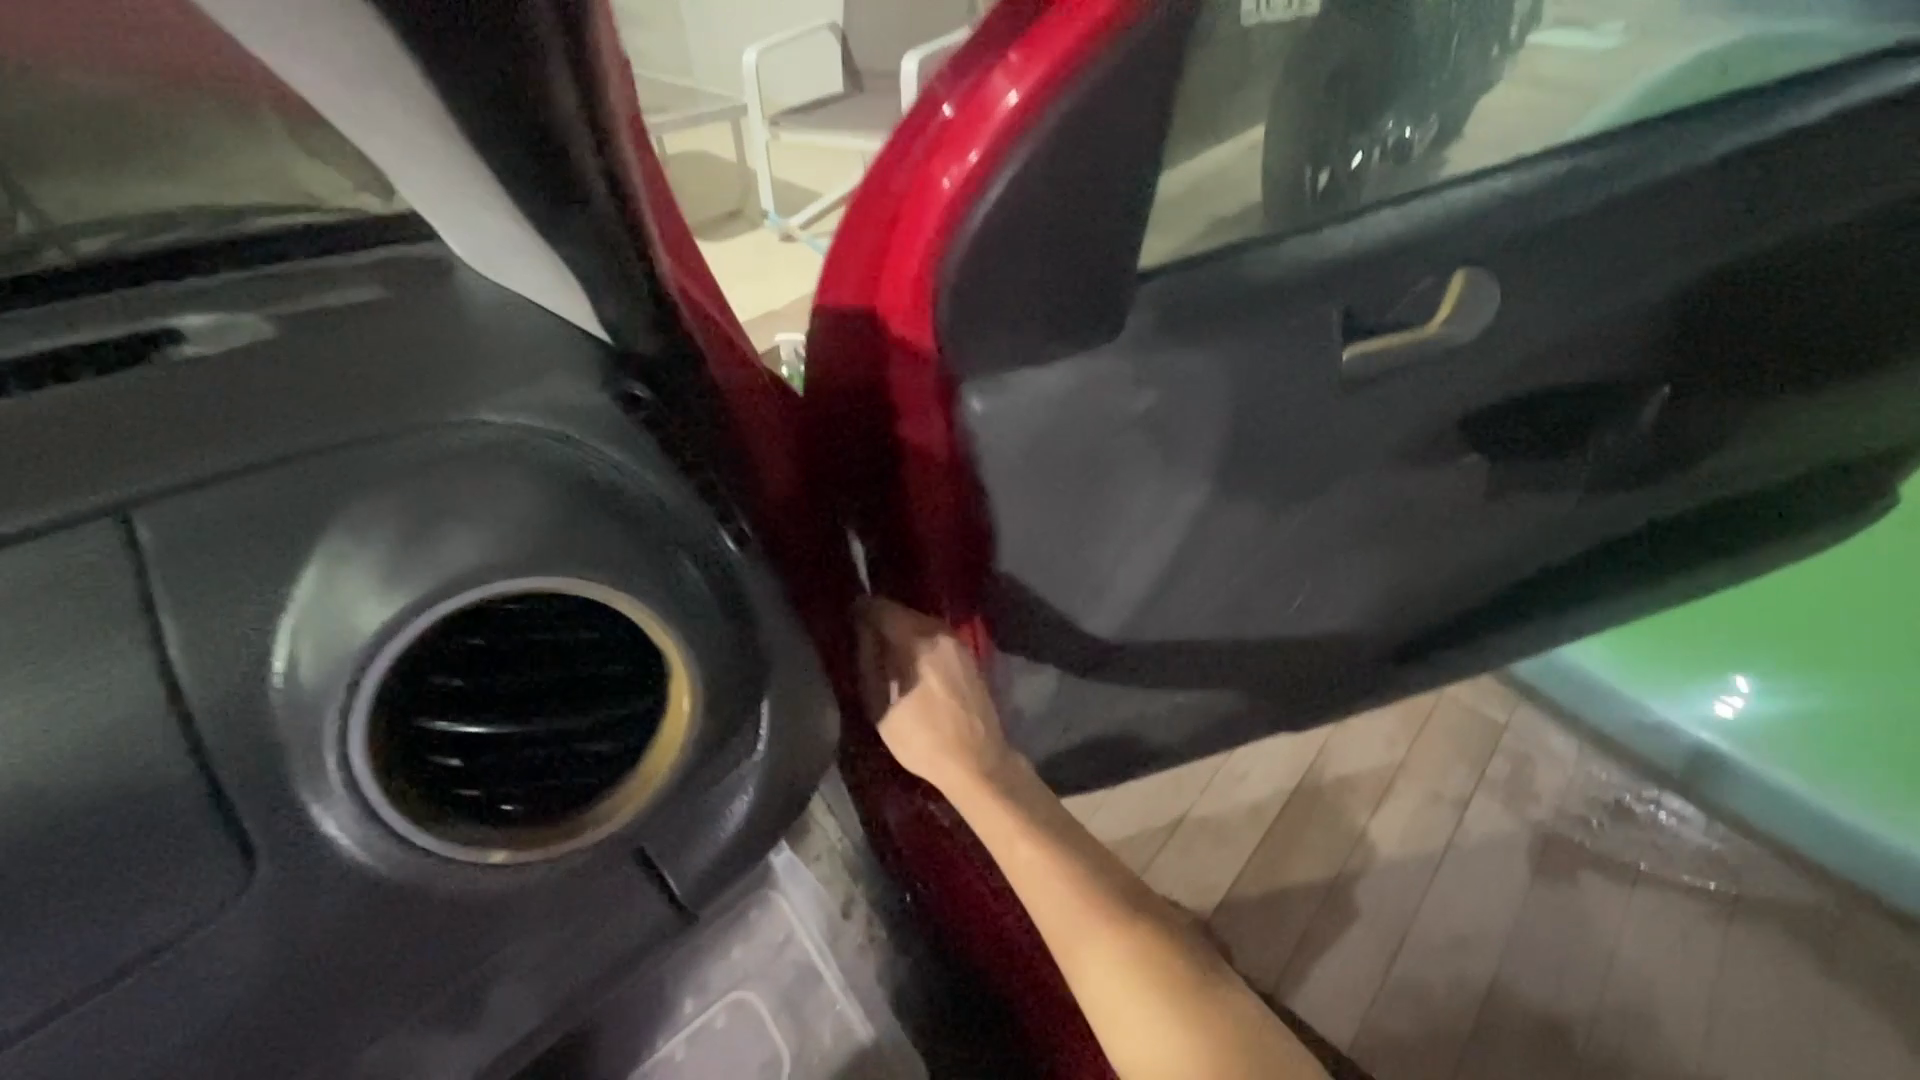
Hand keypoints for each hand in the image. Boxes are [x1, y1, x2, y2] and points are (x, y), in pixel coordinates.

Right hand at [857, 597, 1019, 795]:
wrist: (978, 761)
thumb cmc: (924, 741)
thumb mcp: (881, 709)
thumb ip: (869, 667)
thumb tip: (863, 639)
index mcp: (917, 642)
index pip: (882, 608)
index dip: (861, 610)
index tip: (847, 618)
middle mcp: (941, 633)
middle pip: (903, 612)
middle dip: (881, 620)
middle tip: (862, 637)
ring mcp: (959, 644)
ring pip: (922, 623)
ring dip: (901, 631)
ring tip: (883, 650)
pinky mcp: (969, 656)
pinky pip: (936, 637)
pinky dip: (919, 641)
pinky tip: (909, 662)